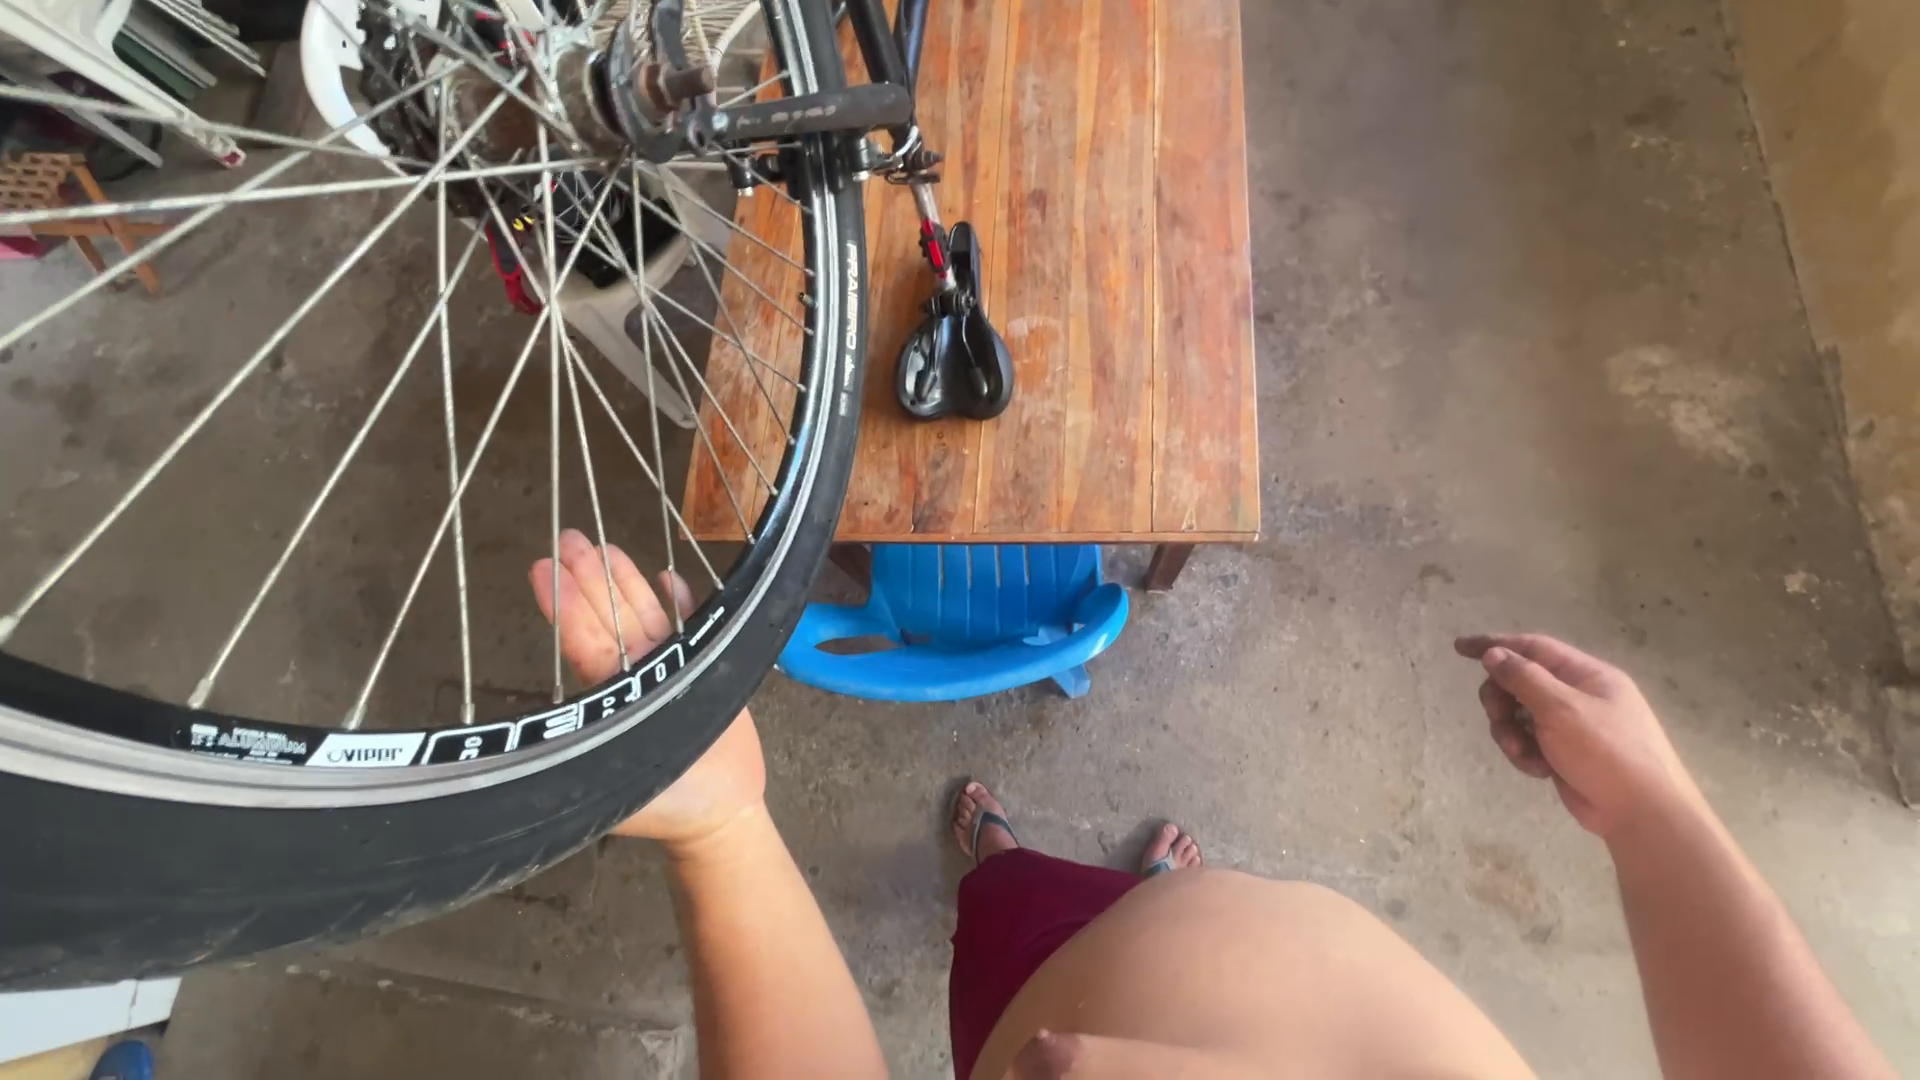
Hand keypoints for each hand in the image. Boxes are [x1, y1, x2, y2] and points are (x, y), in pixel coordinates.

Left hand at [532, 529, 765, 853]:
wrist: (724, 810)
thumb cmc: (671, 804)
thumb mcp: (616, 790)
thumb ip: (584, 758)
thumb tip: (536, 742)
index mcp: (609, 699)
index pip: (582, 642)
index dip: (563, 604)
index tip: (543, 568)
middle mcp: (636, 676)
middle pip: (610, 619)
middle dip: (589, 578)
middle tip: (569, 538)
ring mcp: (670, 669)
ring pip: (645, 616)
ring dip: (627, 582)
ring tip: (606, 546)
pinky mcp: (706, 667)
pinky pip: (691, 626)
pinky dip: (680, 603)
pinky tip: (668, 576)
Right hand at [1454, 633, 1702, 838]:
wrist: (1643, 815)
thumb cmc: (1607, 752)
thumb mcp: (1561, 708)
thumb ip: (1523, 677)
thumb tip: (1493, 653)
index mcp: (1587, 676)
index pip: (1531, 648)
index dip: (1494, 645)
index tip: (1459, 648)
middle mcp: (1578, 695)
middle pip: (1519, 682)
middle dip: (1500, 700)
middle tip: (1496, 716)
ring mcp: (1571, 725)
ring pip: (1518, 713)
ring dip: (1509, 731)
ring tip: (1519, 752)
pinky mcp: (1564, 751)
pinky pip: (1527, 740)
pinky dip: (1523, 752)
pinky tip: (1536, 769)